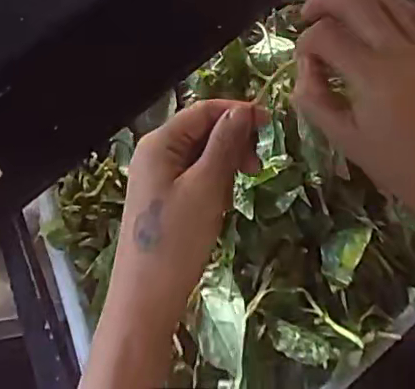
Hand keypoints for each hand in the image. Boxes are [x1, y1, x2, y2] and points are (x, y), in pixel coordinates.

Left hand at [83, 99, 260, 387]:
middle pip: (200, 130)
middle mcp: (154, 152)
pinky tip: (221, 204)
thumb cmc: (177, 241)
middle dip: (231, 141)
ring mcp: (156, 177)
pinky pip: (193, 176)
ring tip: (237, 190)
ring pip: (199, 154)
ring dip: (224, 164)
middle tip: (258, 165)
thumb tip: (243, 110)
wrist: (144, 305)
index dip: (237, 111)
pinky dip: (213, 183)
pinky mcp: (162, 200)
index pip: (203, 110)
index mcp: (159, 142)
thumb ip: (225, 144)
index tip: (270, 123)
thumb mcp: (207, 187)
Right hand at [291, 0, 414, 233]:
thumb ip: (314, 99)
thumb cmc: (398, 166)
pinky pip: (408, 6)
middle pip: (353, 0)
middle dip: (321, 1)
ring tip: (333, 4)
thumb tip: (304, 66)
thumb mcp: (344, 140)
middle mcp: (399, 50)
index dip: (305, 43)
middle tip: (306, 15)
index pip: (326, 36)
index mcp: (374, 77)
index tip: (304, 62)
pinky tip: (369, 9)